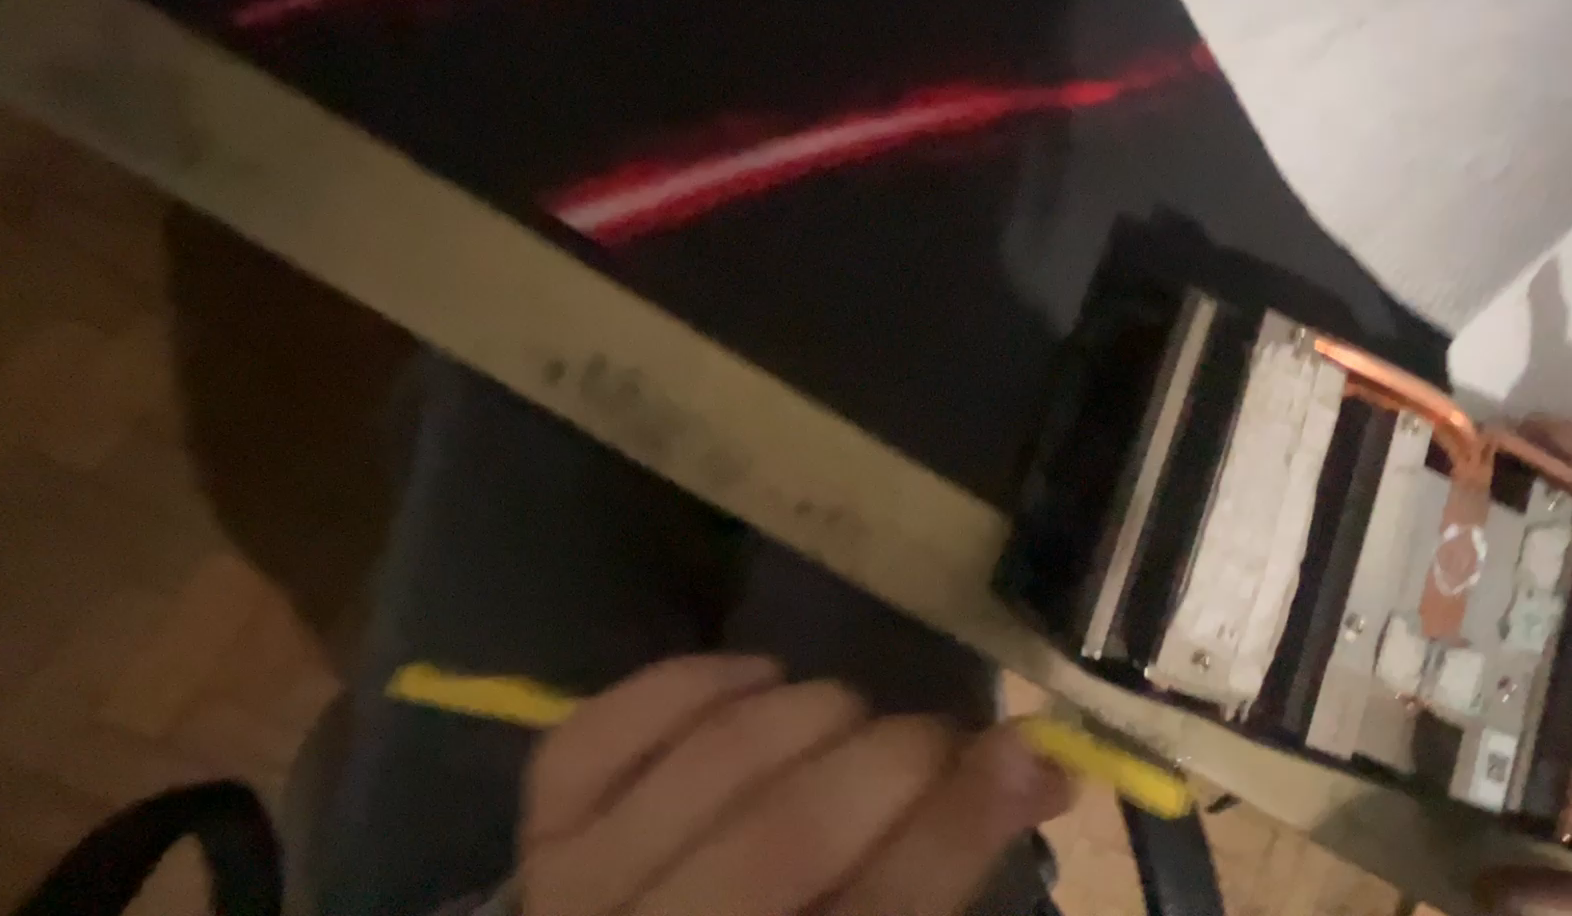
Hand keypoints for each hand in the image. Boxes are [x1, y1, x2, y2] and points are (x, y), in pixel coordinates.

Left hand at [517, 655, 1074, 915]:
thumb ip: (937, 863)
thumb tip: (1030, 766)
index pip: (880, 911)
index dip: (962, 824)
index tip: (1032, 750)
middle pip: (793, 835)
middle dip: (897, 759)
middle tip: (938, 736)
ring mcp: (577, 885)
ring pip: (716, 762)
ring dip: (812, 713)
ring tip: (848, 714)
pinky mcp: (539, 825)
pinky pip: (609, 725)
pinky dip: (697, 681)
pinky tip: (757, 678)